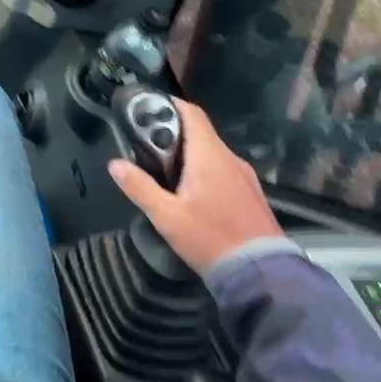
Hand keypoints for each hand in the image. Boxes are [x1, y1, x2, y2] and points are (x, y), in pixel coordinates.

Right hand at [107, 98, 282, 276]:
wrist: (265, 277)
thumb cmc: (211, 238)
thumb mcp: (166, 216)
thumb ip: (139, 187)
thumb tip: (115, 164)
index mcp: (210, 156)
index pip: (191, 113)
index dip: (168, 104)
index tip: (145, 108)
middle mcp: (230, 160)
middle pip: (199, 133)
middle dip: (171, 133)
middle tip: (144, 144)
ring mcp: (246, 178)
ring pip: (211, 153)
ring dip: (187, 154)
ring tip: (162, 170)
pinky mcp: (252, 196)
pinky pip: (223, 171)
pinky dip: (203, 171)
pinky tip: (190, 192)